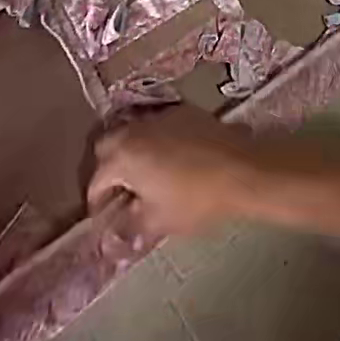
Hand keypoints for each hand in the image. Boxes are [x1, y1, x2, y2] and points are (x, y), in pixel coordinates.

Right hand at [85, 106, 268, 238]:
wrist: (243, 170)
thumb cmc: (195, 199)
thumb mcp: (155, 221)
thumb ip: (128, 224)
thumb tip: (116, 229)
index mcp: (124, 155)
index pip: (97, 180)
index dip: (97, 203)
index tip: (104, 217)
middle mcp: (140, 128)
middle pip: (109, 145)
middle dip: (108, 168)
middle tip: (120, 192)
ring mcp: (166, 115)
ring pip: (135, 130)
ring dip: (132, 150)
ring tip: (143, 175)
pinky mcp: (189, 111)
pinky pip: (161, 124)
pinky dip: (156, 139)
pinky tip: (169, 158)